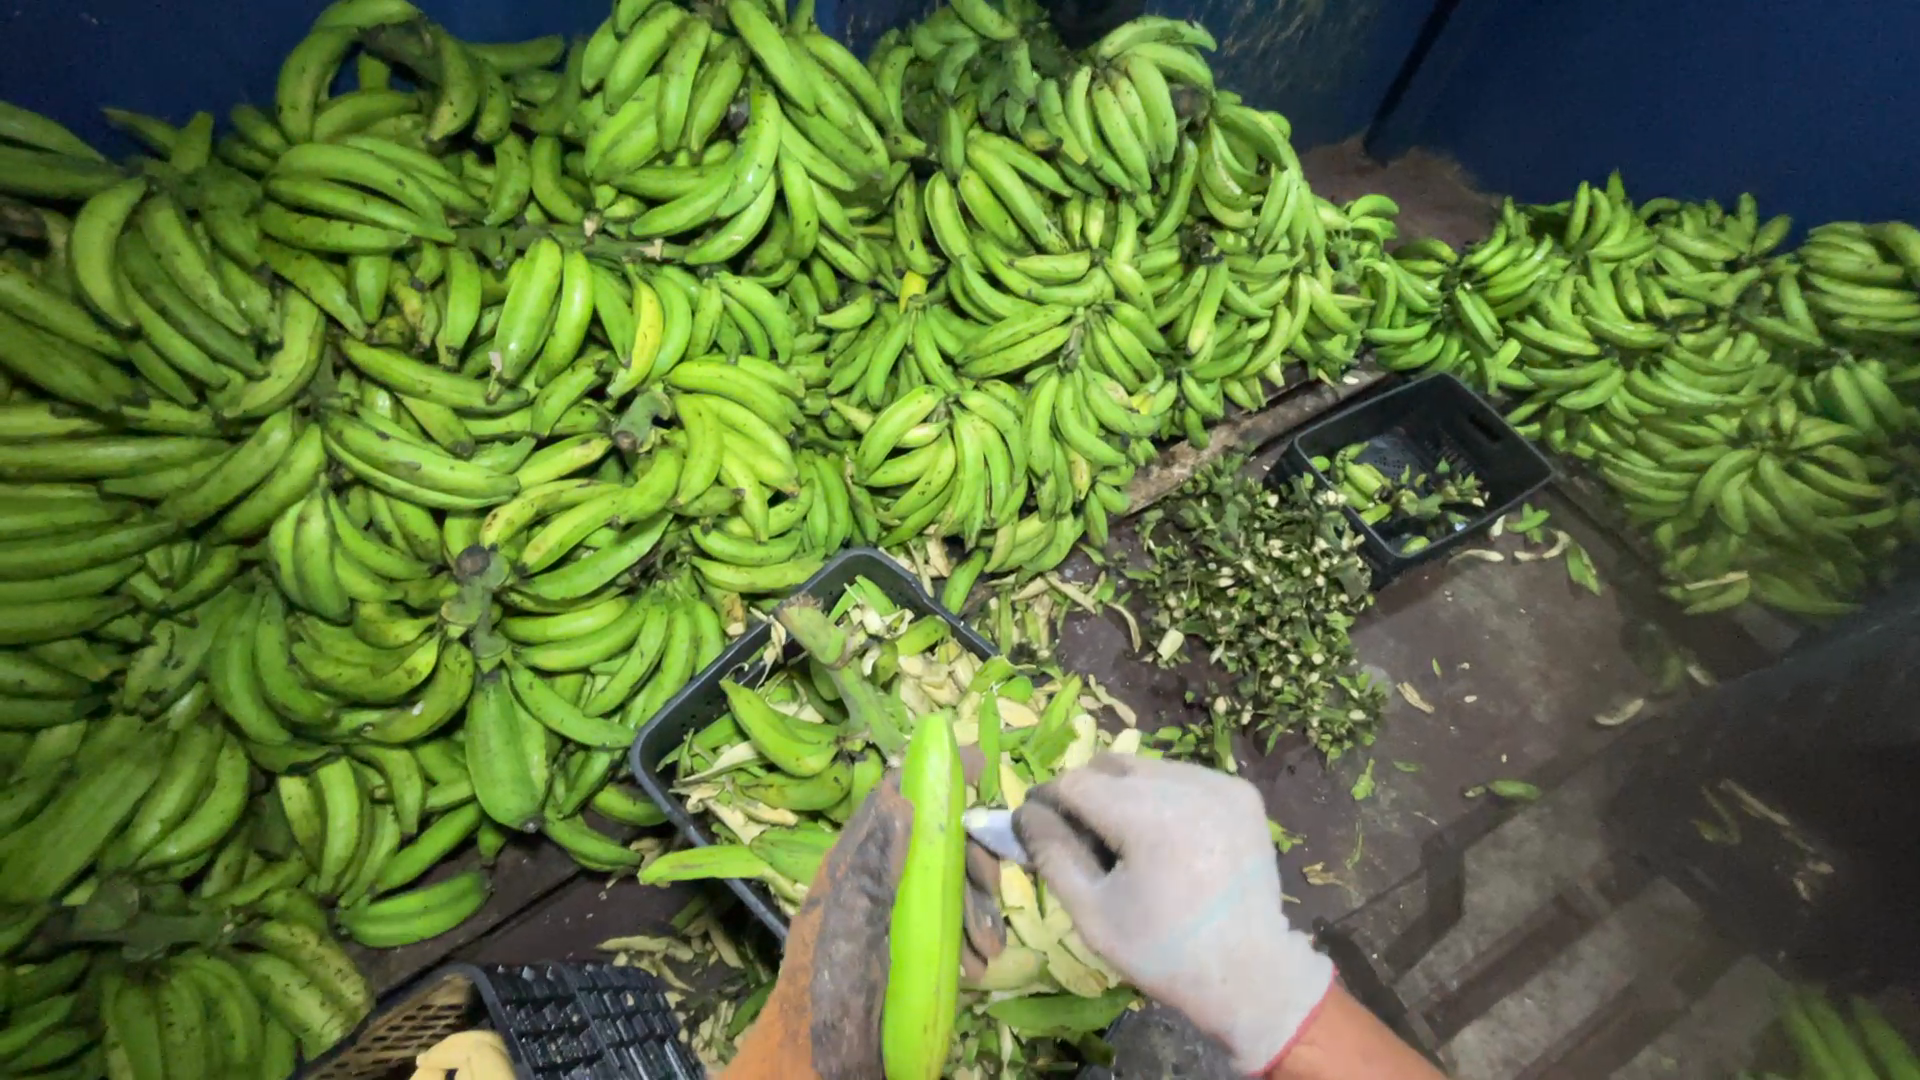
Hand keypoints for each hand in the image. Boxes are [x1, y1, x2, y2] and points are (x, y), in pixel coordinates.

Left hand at [725, 766, 1004, 1078]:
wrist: (825, 1065)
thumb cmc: (829, 986)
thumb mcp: (851, 918)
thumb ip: (877, 859)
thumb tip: (903, 795)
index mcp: (859, 857)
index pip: (899, 794)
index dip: (938, 774)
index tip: (981, 763)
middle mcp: (883, 874)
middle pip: (940, 838)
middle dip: (973, 858)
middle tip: (992, 887)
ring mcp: (902, 911)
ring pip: (955, 881)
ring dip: (980, 908)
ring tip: (987, 950)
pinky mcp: (918, 946)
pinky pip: (957, 924)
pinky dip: (975, 939)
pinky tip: (979, 966)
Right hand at [1014, 753, 1333, 1075]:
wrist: (1255, 978)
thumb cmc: (1165, 954)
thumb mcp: (1093, 915)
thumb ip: (1052, 855)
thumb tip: (1024, 812)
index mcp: (1149, 817)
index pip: (1075, 782)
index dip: (1050, 801)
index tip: (1039, 825)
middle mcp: (1186, 786)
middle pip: (1109, 765)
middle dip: (1086, 794)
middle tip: (1084, 837)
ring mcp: (1218, 784)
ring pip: (1143, 766)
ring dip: (1122, 791)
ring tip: (1128, 839)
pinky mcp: (1240, 791)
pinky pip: (1179, 775)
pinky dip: (1160, 794)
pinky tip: (1166, 835)